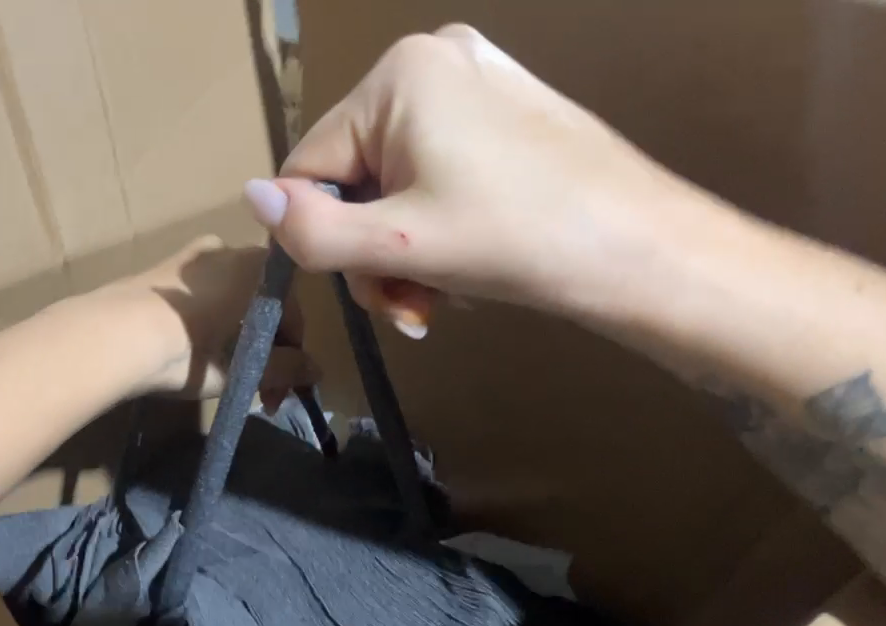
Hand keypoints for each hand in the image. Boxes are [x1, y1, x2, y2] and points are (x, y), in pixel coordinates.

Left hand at [108, 236, 316, 399]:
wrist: (112, 338)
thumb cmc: (188, 351)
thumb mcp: (242, 366)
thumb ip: (285, 368)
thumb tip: (316, 372)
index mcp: (258, 264)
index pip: (292, 312)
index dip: (294, 354)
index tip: (283, 389)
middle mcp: (228, 248)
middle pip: (261, 303)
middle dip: (266, 348)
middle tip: (259, 389)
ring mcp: (189, 257)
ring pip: (230, 301)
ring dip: (237, 337)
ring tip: (227, 375)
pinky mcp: (157, 272)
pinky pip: (200, 300)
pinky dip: (209, 325)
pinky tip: (196, 354)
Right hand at [243, 25, 716, 334]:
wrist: (639, 251)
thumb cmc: (514, 239)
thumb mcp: (395, 245)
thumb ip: (312, 229)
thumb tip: (247, 197)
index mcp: (398, 75)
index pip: (308, 166)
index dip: (321, 237)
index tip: (368, 288)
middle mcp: (431, 61)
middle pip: (352, 179)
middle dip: (371, 254)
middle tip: (408, 304)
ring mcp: (472, 84)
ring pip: (390, 188)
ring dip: (399, 256)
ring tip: (435, 297)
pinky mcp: (500, 115)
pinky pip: (431, 179)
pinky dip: (432, 233)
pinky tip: (459, 269)